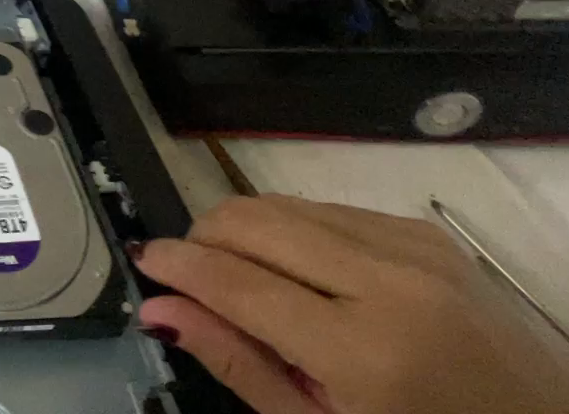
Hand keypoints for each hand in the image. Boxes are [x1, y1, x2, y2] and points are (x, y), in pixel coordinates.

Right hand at [131, 195, 568, 413]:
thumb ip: (238, 364)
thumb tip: (157, 307)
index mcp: (368, 352)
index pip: (236, 280)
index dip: (176, 263)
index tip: (143, 260)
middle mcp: (391, 281)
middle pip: (249, 220)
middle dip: (203, 239)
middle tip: (195, 279)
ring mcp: (414, 247)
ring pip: (278, 204)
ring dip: (243, 232)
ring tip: (250, 280)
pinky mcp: (425, 231)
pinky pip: (321, 208)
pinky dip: (289, 230)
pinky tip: (303, 275)